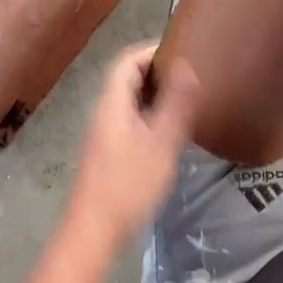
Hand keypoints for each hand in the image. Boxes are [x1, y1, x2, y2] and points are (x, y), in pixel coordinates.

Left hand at [68, 44, 196, 239]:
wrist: (93, 233)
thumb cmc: (128, 185)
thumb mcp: (161, 143)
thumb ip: (175, 104)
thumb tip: (186, 65)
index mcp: (112, 104)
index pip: (127, 60)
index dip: (152, 50)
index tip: (182, 49)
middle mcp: (104, 113)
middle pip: (126, 78)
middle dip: (156, 70)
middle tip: (189, 73)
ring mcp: (103, 135)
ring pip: (128, 101)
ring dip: (154, 94)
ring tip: (185, 98)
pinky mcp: (107, 154)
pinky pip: (129, 120)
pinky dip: (149, 115)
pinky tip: (169, 132)